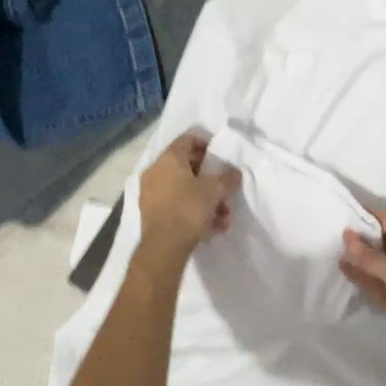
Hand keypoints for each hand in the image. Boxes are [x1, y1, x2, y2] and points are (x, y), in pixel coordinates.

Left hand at [137, 130, 241, 266]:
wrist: (164, 247)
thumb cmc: (189, 209)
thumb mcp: (215, 190)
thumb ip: (227, 178)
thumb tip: (235, 172)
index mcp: (169, 158)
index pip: (188, 139)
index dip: (207, 143)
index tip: (221, 156)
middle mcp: (156, 170)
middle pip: (187, 165)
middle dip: (210, 178)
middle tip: (224, 187)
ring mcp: (151, 192)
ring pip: (183, 188)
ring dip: (205, 199)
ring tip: (223, 215)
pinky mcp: (151, 212)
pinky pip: (176, 204)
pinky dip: (193, 210)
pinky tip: (212, 227)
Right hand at [339, 211, 385, 385]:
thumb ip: (371, 257)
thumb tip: (346, 237)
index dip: (374, 217)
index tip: (349, 211)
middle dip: (366, 237)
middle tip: (338, 230)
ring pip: (381, 263)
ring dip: (362, 257)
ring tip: (336, 248)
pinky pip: (378, 282)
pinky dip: (363, 275)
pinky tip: (344, 268)